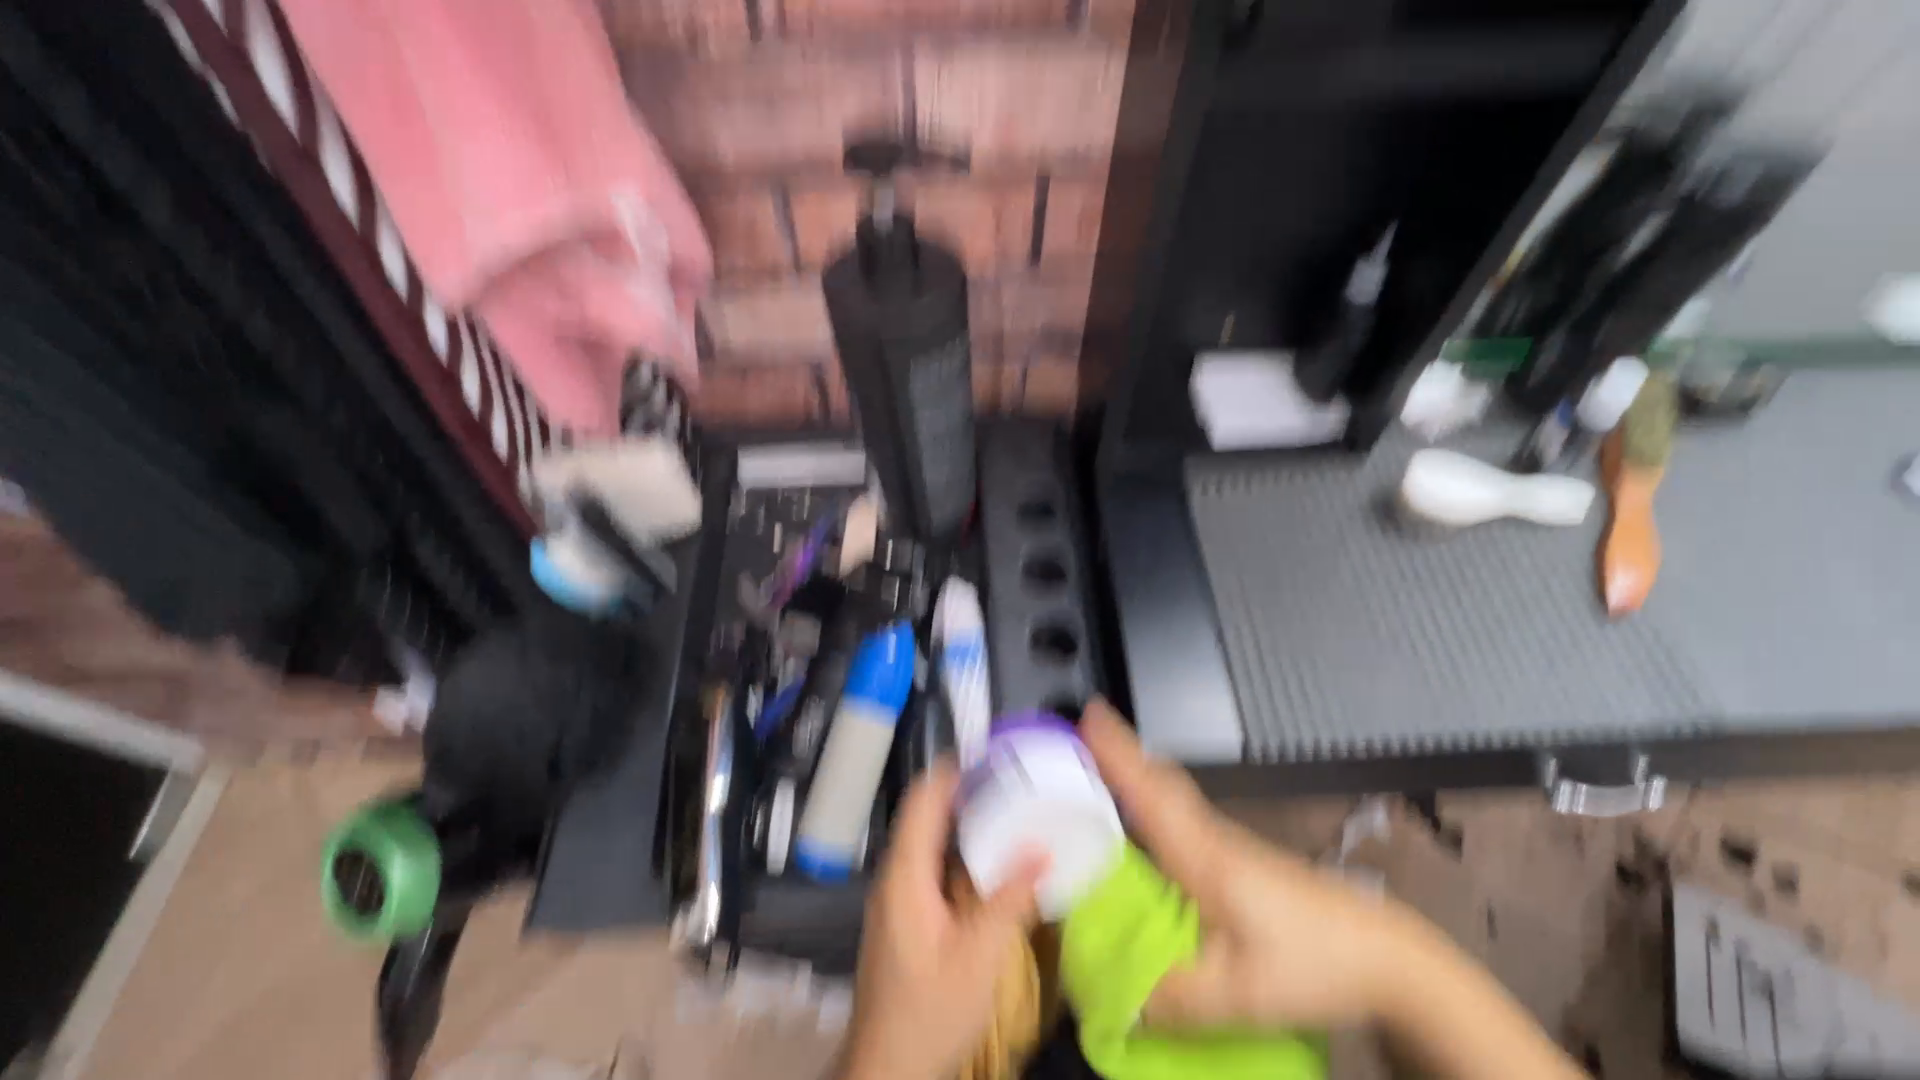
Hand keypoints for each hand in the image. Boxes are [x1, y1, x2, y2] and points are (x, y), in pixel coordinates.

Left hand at [840, 763, 1044, 1079]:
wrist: (887, 1067)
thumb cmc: (929, 1010)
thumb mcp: (978, 958)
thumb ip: (1009, 899)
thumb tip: (1042, 846)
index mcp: (905, 876)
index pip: (923, 801)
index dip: (953, 769)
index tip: (992, 751)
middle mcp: (894, 877)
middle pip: (925, 816)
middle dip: (965, 791)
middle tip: (1014, 777)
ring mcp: (896, 898)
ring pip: (929, 842)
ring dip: (965, 822)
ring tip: (1012, 808)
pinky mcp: (905, 917)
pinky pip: (932, 866)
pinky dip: (960, 851)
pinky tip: (994, 860)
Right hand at [1080, 699, 1429, 1031]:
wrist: (1389, 960)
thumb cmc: (1313, 963)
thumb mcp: (1238, 995)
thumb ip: (1170, 998)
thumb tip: (1113, 1000)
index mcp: (1204, 859)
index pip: (1151, 795)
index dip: (1117, 754)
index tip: (1089, 713)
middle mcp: (1215, 841)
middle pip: (1163, 785)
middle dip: (1124, 756)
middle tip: (1084, 737)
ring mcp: (1234, 849)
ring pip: (1177, 802)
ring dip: (1139, 780)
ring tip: (1103, 776)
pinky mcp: (1247, 866)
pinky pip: (1188, 824)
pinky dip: (1159, 808)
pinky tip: (1151, 834)